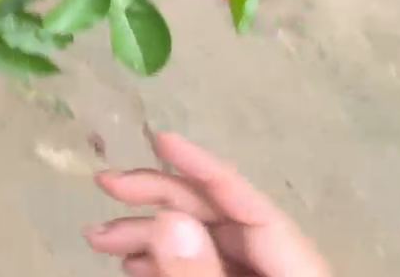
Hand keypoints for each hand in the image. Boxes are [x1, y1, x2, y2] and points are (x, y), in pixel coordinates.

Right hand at [86, 133, 331, 276]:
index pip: (256, 209)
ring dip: (145, 234)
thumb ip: (199, 275)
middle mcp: (284, 274)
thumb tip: (170, 218)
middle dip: (156, 201)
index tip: (157, 137)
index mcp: (301, 276)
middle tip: (104, 187)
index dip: (206, 168)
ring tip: (98, 239)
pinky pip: (202, 267)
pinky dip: (161, 259)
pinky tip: (129, 263)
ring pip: (202, 244)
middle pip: (220, 222)